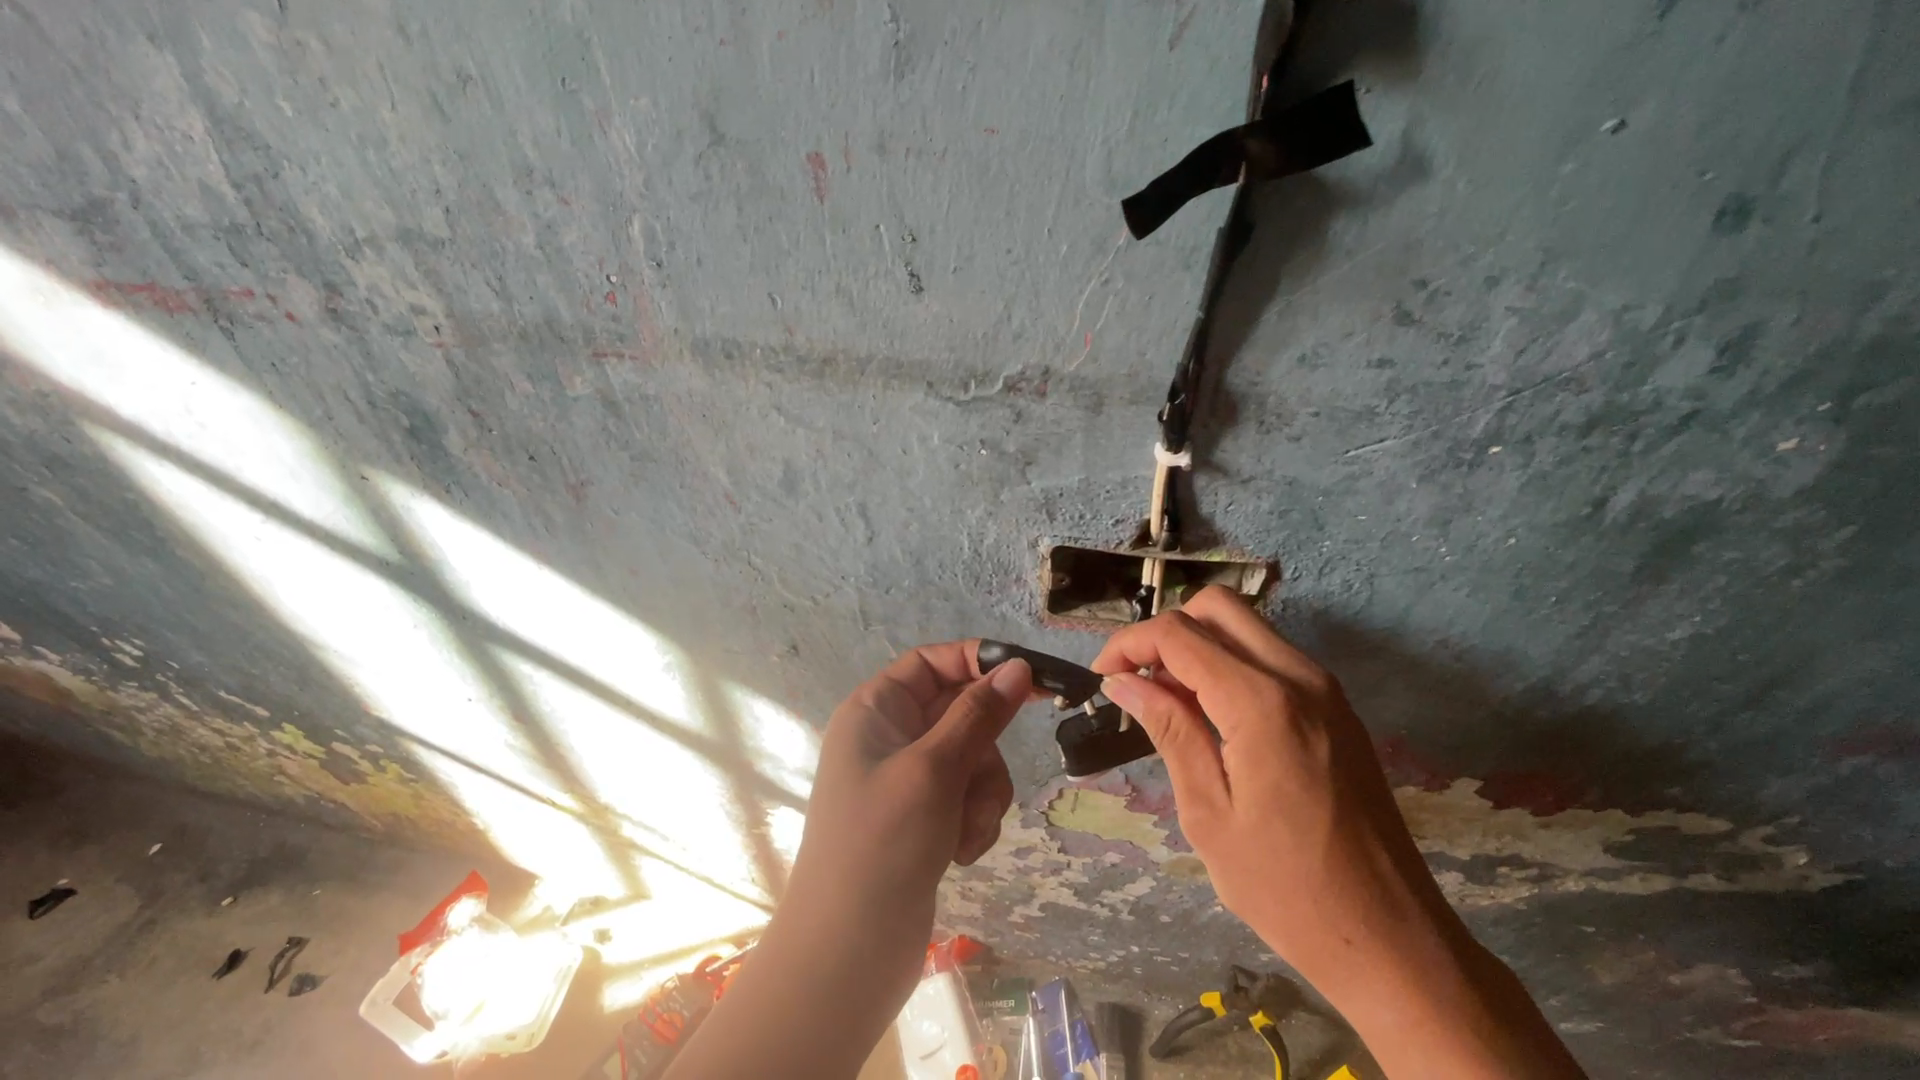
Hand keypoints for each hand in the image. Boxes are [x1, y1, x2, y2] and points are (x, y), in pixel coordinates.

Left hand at [781, 643, 1031, 975]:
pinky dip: (973, 822)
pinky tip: (958, 854)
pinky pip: (968, 799)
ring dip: (981, 795)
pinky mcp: (922, 820)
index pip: (932, 662)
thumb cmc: (882, 842)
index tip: (1031, 677)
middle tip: (981, 783)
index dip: (979, 662)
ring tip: (963, 831)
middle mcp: (888, 737)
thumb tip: (1017, 666)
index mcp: (874, 710)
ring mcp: (905, 781)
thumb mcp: (933, 769)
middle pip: (961, 714)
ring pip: (974, 760)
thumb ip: (979, 715)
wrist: (848, 950)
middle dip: (983, 751)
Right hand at [1092, 588, 1585, 1078]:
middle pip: (1218, 607)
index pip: (1180, 634)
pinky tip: (1212, 716)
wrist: (1388, 934)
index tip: (1102, 677)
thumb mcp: (1208, 814)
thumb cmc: (1285, 887)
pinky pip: (1274, 658)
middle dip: (1165, 630)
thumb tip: (1124, 682)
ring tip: (1168, 701)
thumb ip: (1170, 731)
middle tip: (1136, 680)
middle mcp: (1300, 678)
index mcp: (1262, 703)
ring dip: (1200, 645)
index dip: (1129, 644)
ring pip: (1249, 628)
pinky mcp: (1339, 710)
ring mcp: (1327, 691)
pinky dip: (1232, 664)